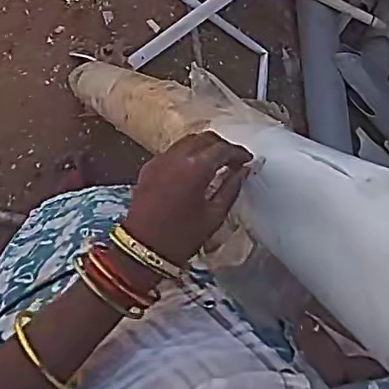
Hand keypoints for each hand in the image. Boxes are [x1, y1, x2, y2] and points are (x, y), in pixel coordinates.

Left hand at [123, 131, 252, 267]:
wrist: (142, 250)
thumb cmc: (181, 237)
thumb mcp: (214, 215)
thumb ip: (231, 188)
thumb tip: (242, 171)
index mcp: (196, 167)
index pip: (223, 149)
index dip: (238, 153)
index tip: (247, 160)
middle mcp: (177, 156)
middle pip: (205, 138)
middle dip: (222, 146)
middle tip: (233, 160)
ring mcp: (161, 159)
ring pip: (188, 141)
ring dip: (204, 147)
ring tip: (215, 162)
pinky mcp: (149, 166)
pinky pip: (173, 151)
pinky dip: (187, 154)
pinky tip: (192, 169)